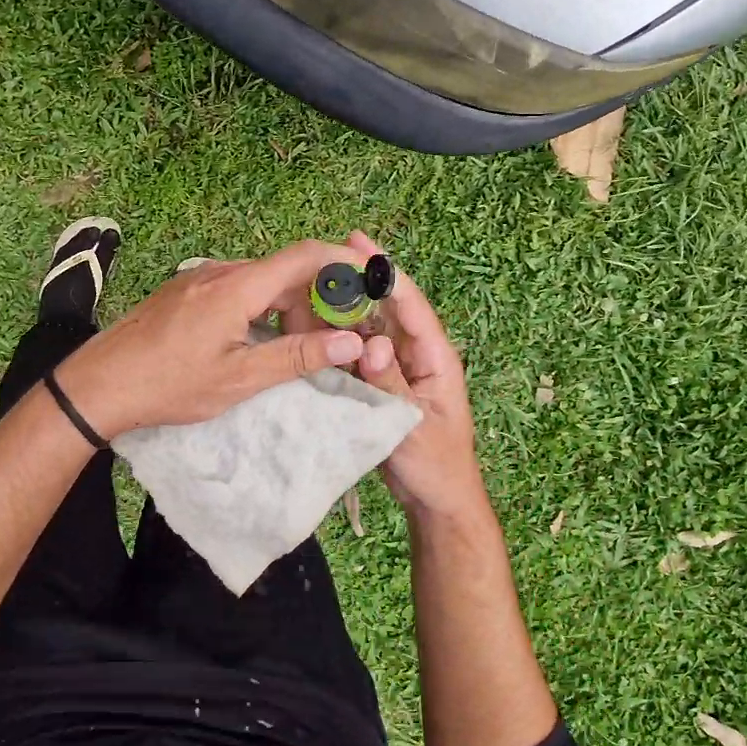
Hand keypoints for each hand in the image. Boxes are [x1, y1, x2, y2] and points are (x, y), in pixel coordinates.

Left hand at [55, 240, 368, 438]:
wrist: (99, 383)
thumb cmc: (169, 385)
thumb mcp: (239, 379)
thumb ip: (297, 357)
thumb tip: (352, 342)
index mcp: (237, 287)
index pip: (304, 256)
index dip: (343, 261)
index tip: (371, 279)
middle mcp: (220, 271)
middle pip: (285, 270)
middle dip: (316, 299)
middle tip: (329, 341)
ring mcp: (199, 278)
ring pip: (261, 280)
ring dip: (287, 307)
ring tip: (291, 350)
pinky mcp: (186, 290)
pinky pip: (237, 287)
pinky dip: (260, 307)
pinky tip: (255, 341)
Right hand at [339, 231, 485, 518]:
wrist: (436, 501)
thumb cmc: (435, 465)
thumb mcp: (412, 427)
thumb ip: (392, 386)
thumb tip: (373, 345)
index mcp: (435, 357)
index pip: (411, 306)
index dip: (386, 273)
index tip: (360, 244)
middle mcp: (416, 355)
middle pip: (386, 309)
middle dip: (359, 281)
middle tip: (323, 257)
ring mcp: (397, 368)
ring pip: (368, 329)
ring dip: (343, 308)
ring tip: (310, 285)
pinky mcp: (380, 384)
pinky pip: (358, 354)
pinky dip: (338, 340)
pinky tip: (312, 327)